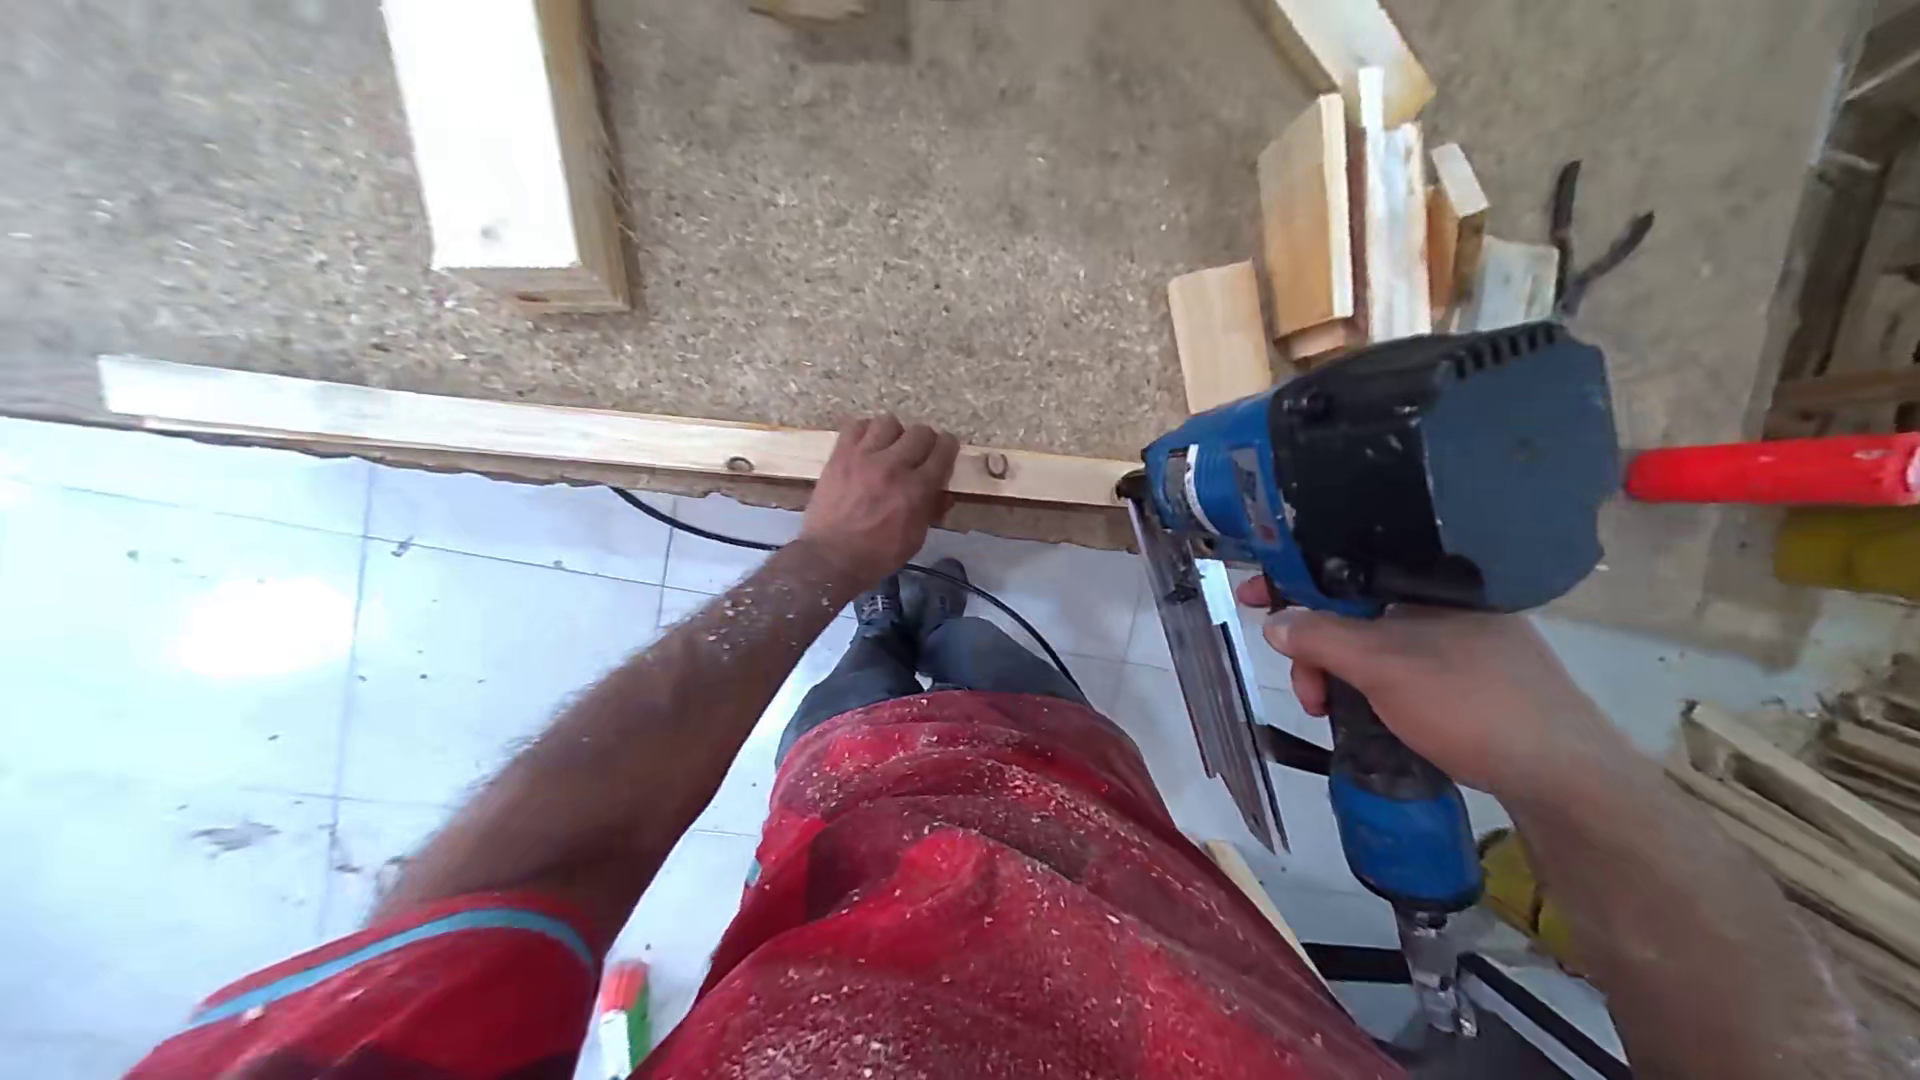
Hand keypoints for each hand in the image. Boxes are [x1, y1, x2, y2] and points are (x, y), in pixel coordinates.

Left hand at [798, 415, 959, 590]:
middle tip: (918, 454)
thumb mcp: (915, 538)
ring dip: (895, 434)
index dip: (948, 447)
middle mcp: (893, 466)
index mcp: (917, 488)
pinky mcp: (840, 455)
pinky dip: (866, 432)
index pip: (943, 450)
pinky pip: (856, 426)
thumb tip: (943, 493)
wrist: (830, 557)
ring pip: (889, 423)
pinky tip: (866, 446)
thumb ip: (931, 510)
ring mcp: (864, 457)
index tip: (945, 451)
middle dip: (925, 441)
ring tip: (889, 448)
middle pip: (920, 432)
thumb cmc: (878, 554)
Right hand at [1235, 578, 1637, 805]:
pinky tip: (1362, 715)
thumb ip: (1319, 637)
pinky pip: (1393, 668)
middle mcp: (1440, 605)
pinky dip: (1366, 688)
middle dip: (1313, 650)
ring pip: (1369, 645)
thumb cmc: (1470, 705)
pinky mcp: (1464, 677)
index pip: (1342, 568)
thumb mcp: (1382, 667)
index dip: (1291, 581)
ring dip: (1336, 675)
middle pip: (1349, 612)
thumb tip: (1273, 621)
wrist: (1565, 779)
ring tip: (1329, 712)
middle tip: (1307, 692)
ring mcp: (1456, 642)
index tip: (1252, 598)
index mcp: (1426, 585)